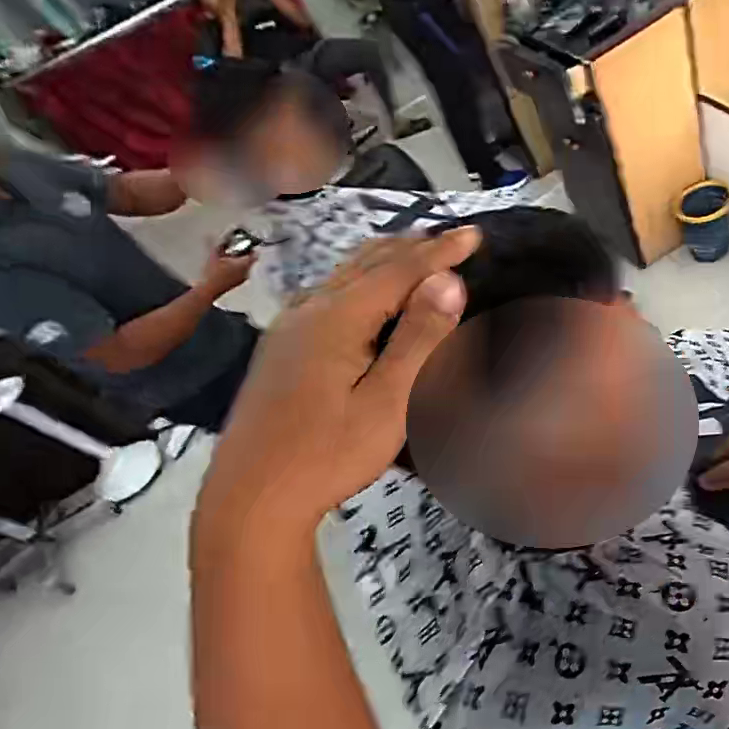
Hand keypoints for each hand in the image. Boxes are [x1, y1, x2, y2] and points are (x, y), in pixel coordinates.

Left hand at [196, 230, 479, 538]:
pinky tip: (367, 291)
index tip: (474, 235)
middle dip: (413, 247)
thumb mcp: (387, 402)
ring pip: (343, 276)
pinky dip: (362, 280)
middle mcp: (308, 310)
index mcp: (336, 319)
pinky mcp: (283, 347)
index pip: (398, 271)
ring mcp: (289, 327)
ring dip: (386, 259)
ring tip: (419, 253)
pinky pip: (330, 294)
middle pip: (367, 263)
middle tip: (452, 238)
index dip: (439, 252)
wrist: (253, 493)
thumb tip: (448, 282)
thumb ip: (417, 340)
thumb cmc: (329, 454)